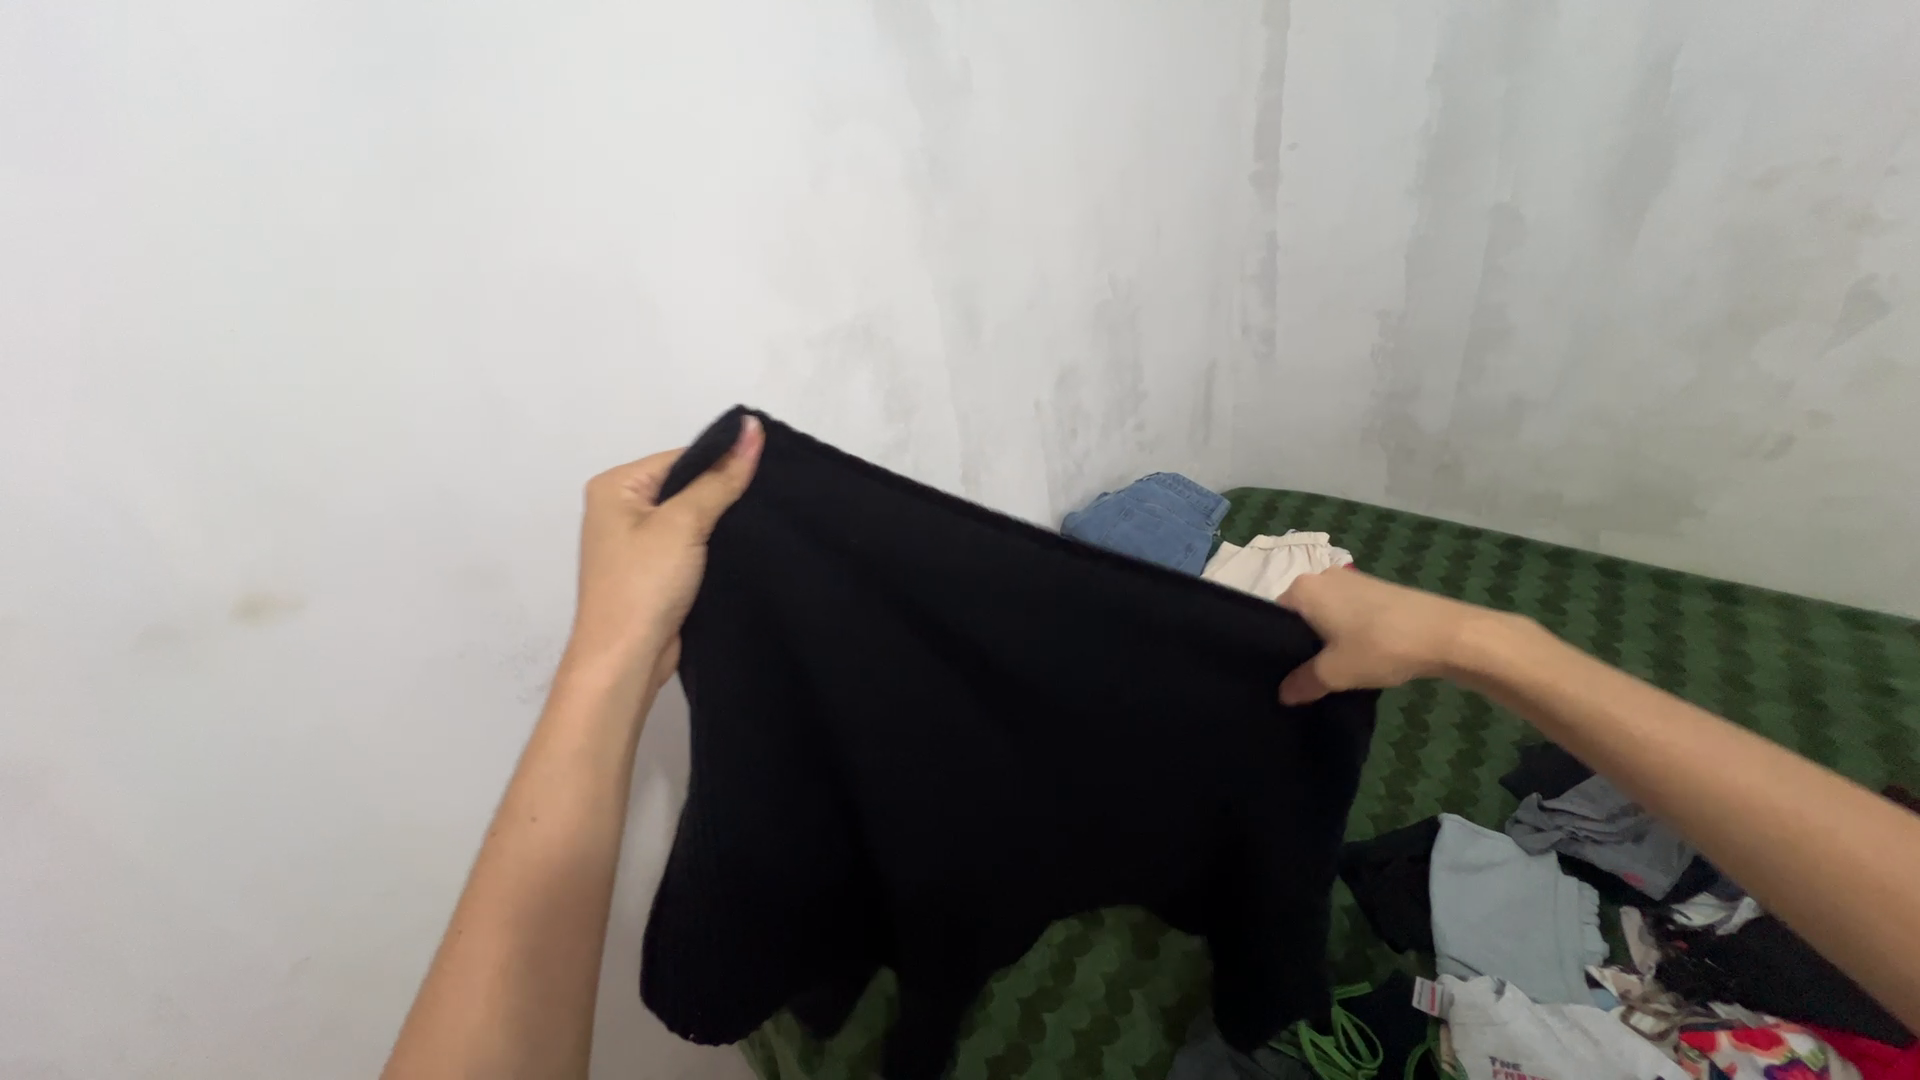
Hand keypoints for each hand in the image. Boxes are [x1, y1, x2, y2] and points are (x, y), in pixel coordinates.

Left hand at [565, 416, 763, 673]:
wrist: (626, 659)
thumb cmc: (645, 584)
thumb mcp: (685, 523)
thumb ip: (721, 478)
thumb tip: (752, 427)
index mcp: (616, 485)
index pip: (682, 458)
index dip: (724, 462)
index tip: (769, 470)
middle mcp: (621, 508)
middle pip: (686, 485)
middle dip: (725, 491)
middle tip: (773, 494)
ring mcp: (637, 542)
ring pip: (692, 516)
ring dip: (723, 520)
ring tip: (765, 518)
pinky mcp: (655, 570)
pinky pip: (691, 543)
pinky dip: (715, 543)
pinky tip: (745, 544)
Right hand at [1273, 568, 1507, 704]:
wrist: (1448, 634)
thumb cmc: (1379, 646)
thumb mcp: (1334, 673)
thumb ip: (1302, 683)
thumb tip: (1283, 695)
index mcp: (1302, 589)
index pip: (1273, 618)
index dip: (1277, 646)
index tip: (1285, 672)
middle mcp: (1321, 576)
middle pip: (1299, 614)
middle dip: (1303, 642)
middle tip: (1309, 673)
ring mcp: (1352, 579)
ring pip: (1325, 613)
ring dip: (1329, 638)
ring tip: (1338, 666)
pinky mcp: (1377, 588)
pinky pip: (1348, 610)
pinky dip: (1350, 631)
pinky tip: (1363, 653)